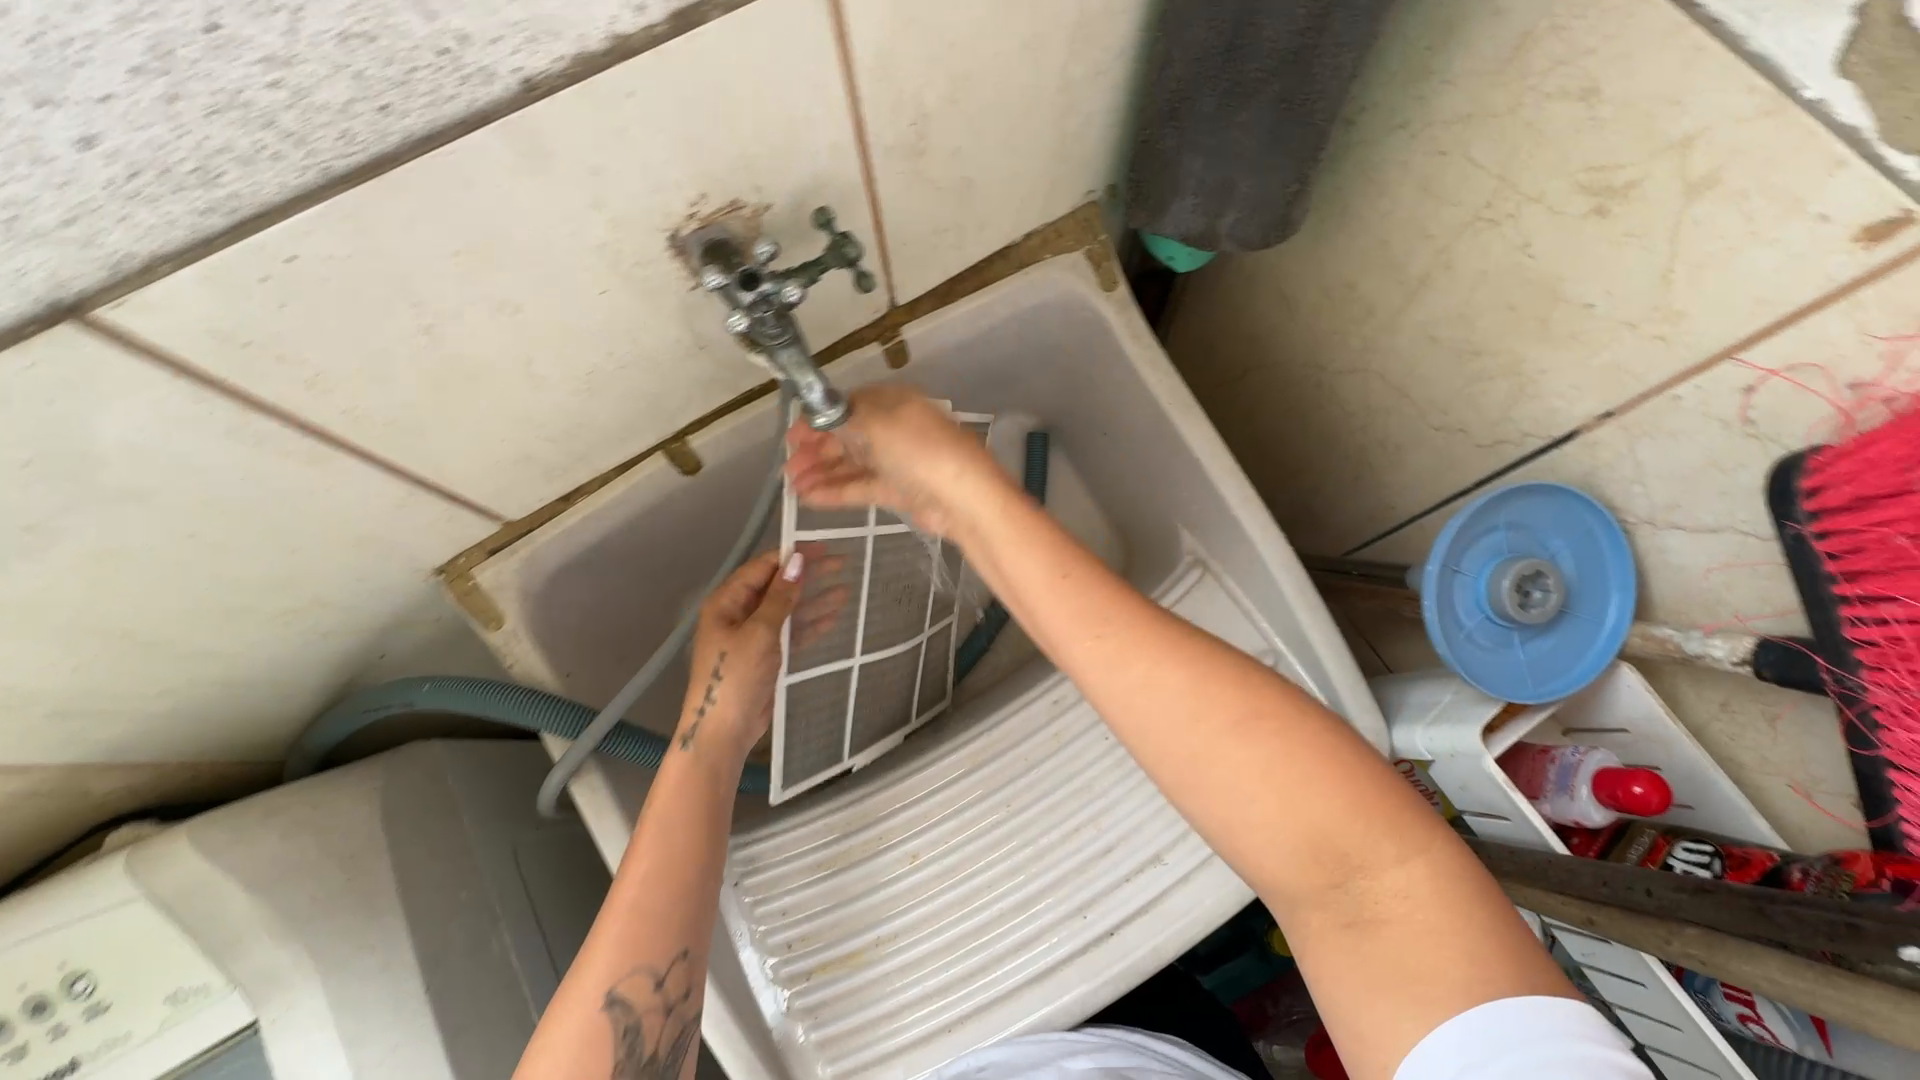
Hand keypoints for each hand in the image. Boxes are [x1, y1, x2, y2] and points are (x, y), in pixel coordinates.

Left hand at [678, 548, 829, 762]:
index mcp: (727, 602)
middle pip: (778, 587)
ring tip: (847, 591)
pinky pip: (791, 633)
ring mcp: (753, 636)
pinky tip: (834, 617)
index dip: (792, 555)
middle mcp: (738, 614)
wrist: (724, 730)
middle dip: (808, 576)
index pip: (762, 568)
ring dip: (814, 601)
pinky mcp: (766, 657)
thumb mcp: (760, 633)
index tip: (824, 547)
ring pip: (788, 611)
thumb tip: (797, 561)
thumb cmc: (735, 676)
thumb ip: (780, 597)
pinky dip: (811, 625)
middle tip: (843, 564)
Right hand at [785, 384, 1012, 537]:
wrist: (963, 497)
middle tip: (787, 463)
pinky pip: (860, 487)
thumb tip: (821, 417)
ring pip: (852, 464)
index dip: (820, 420)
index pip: (849, 406)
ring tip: (791, 485)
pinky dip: (835, 491)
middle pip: (848, 437)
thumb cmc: (919, 450)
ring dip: (821, 472)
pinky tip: (809, 497)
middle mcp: (895, 429)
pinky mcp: (899, 492)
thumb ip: (843, 419)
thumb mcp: (876, 423)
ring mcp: (897, 462)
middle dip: (816, 449)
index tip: (793, 435)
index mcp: (894, 403)